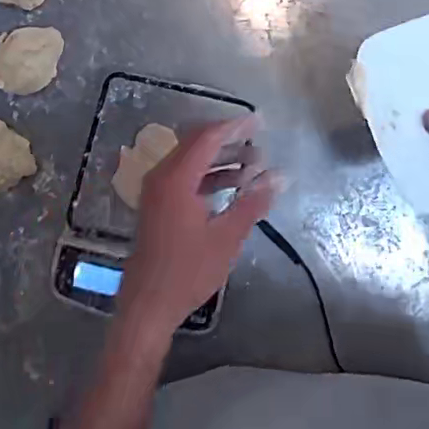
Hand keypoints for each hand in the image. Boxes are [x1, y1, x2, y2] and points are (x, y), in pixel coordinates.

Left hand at [116, 116, 277, 338]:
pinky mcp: (157, 205)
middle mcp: (161, 177)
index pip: (207, 138)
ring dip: (221, 158)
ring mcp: (156, 191)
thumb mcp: (227, 236)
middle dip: (229, 140)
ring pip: (191, 159)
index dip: (235, 127)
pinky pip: (185, 175)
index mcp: (175, 179)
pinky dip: (209, 174)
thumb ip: (253, 202)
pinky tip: (233, 185)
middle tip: (259, 141)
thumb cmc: (188, 271)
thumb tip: (280, 176)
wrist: (147, 307)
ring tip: (253, 165)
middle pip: (196, 143)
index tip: (260, 122)